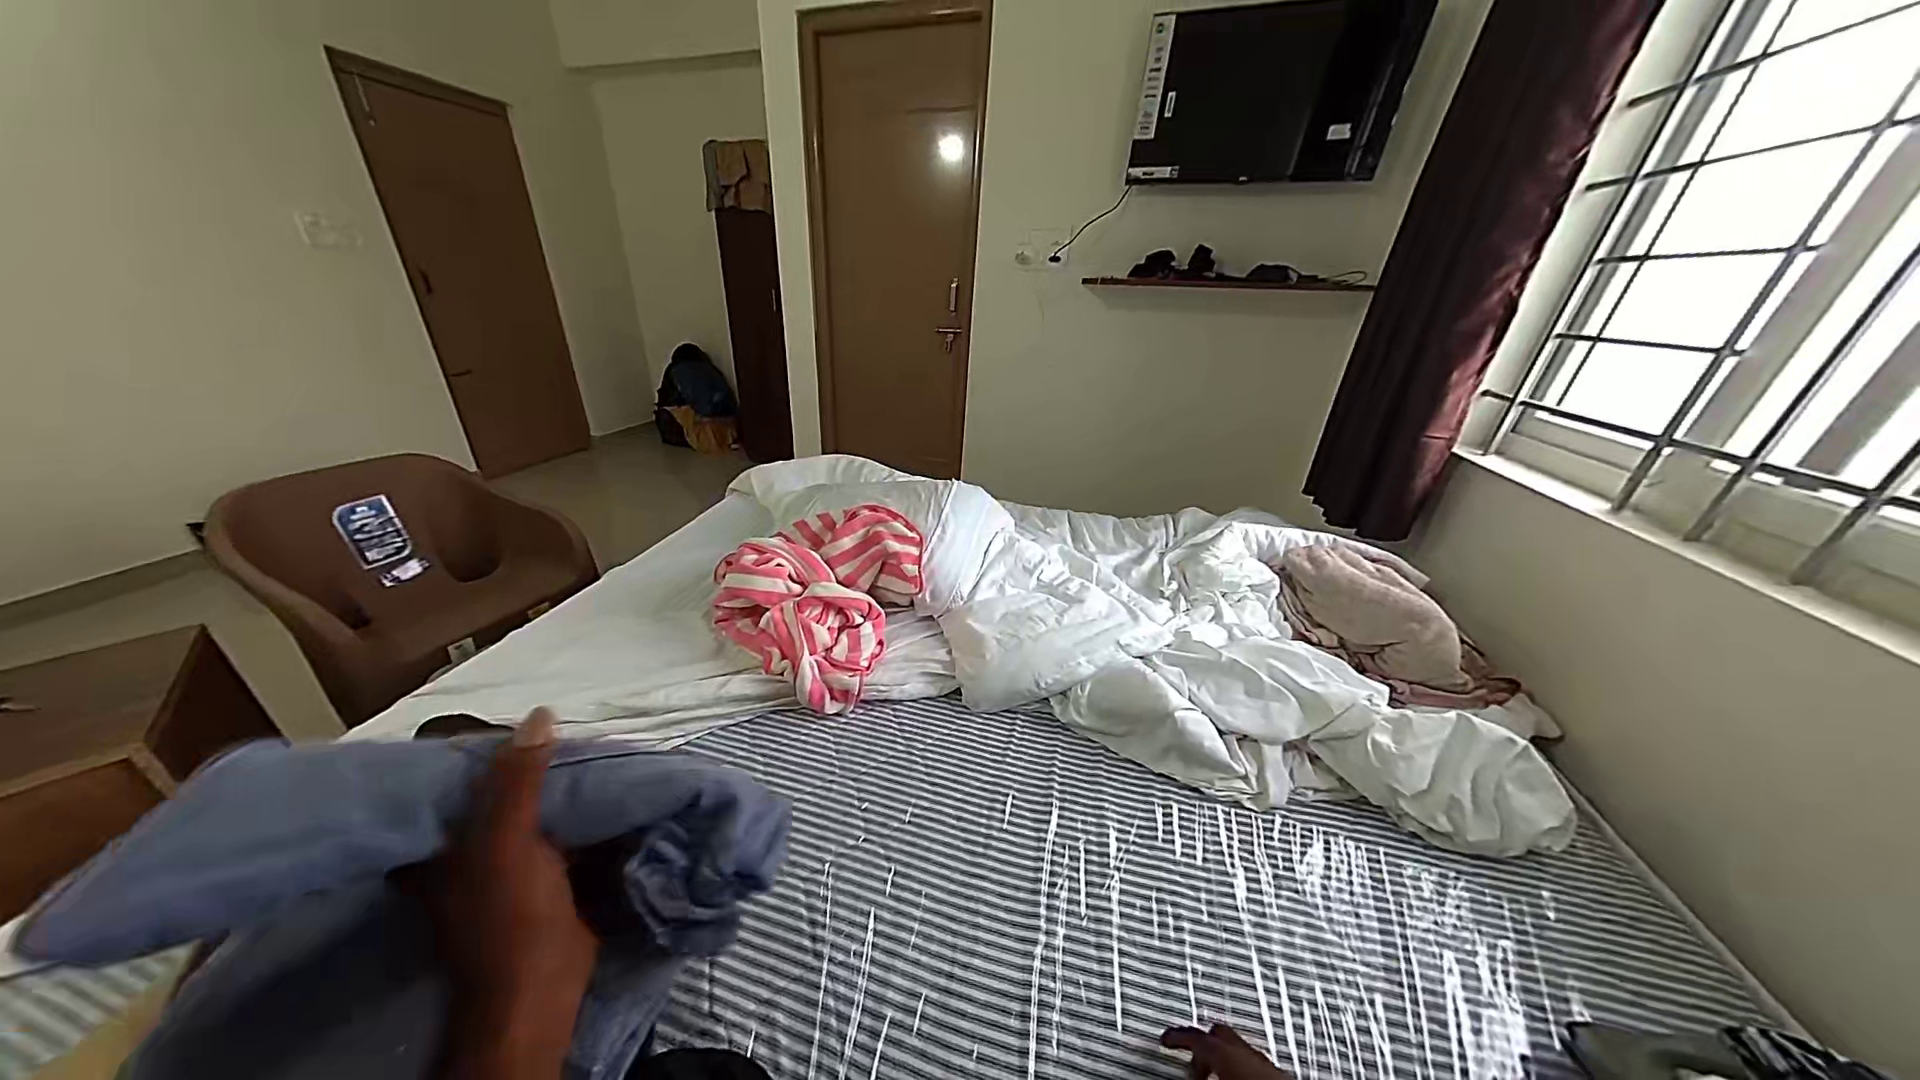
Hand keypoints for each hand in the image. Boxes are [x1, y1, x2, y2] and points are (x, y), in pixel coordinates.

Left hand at [408, 708, 598, 1079]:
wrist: (544, 986)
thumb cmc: (510, 916)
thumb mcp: (508, 841)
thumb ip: (519, 780)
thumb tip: (541, 712)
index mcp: (442, 848)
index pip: (456, 784)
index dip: (481, 752)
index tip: (514, 719)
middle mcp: (471, 854)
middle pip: (502, 795)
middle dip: (533, 766)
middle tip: (567, 728)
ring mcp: (512, 867)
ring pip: (538, 812)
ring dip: (564, 789)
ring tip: (594, 748)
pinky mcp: (549, 878)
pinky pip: (566, 831)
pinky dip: (583, 813)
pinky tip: (607, 790)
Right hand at [1161, 1024, 1291, 1079]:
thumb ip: (1196, 1072)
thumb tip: (1183, 1071)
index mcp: (1226, 1048)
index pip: (1193, 1033)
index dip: (1176, 1035)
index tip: (1165, 1038)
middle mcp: (1247, 1049)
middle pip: (1218, 1033)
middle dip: (1202, 1044)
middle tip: (1191, 1062)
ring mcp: (1268, 1063)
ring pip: (1240, 1050)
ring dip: (1224, 1059)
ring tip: (1214, 1077)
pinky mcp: (1282, 1076)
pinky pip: (1256, 1065)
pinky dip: (1242, 1070)